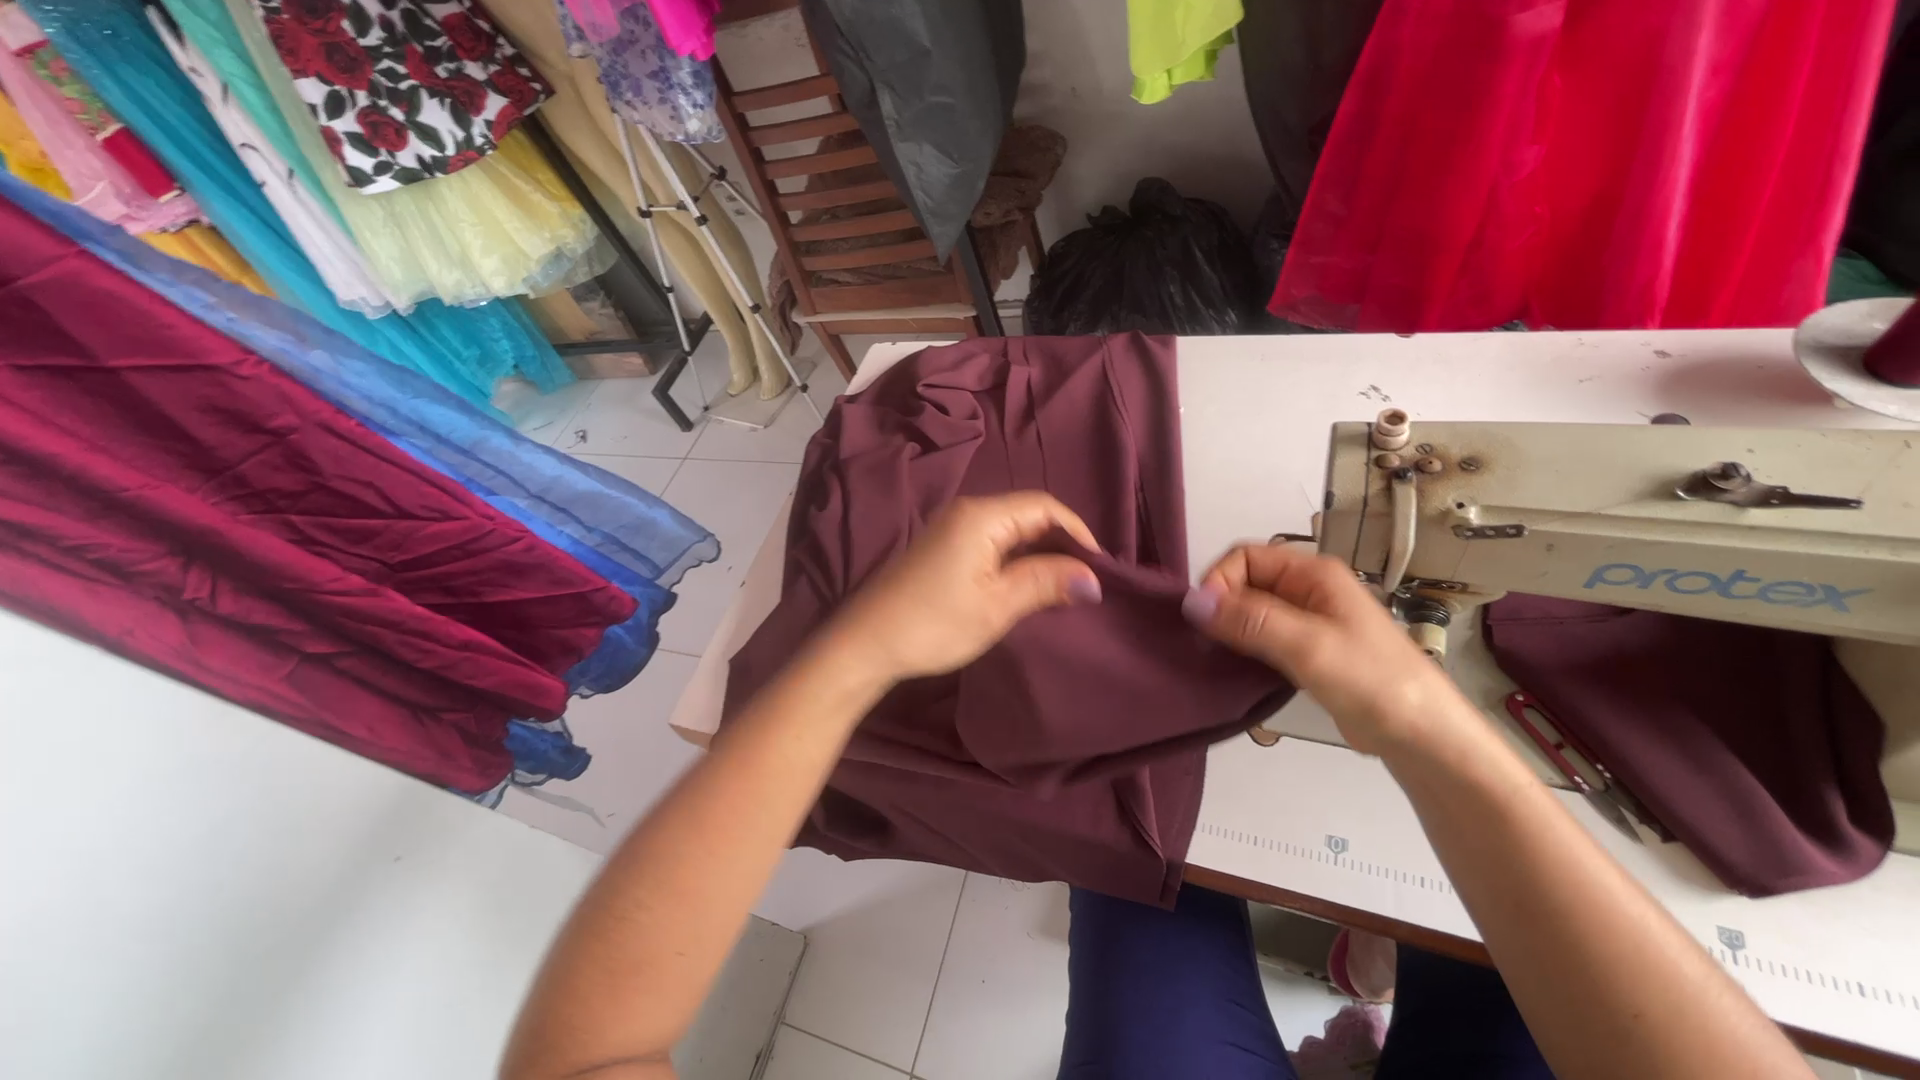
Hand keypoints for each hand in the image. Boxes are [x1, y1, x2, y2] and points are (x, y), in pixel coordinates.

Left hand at [821, 492, 1102, 684]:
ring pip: (1011, 530)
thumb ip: (1045, 583)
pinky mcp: (942, 549)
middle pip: (1029, 514)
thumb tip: (1093, 578)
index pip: (1045, 507)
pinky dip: (1017, 560)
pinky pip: (993, 543)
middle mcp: (967, 512)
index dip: (1078, 532)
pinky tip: (1028, 586)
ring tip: (1064, 586)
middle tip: (1086, 580)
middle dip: (1062, 543)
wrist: (864, 644)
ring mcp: (951, 529)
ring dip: (1041, 553)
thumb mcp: (997, 606)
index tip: (1100, 569)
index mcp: (982, 516)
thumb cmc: (933, 624)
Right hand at [1182, 544, 1464, 754]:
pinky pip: (1263, 638)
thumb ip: (1250, 620)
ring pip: (1252, 612)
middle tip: (1204, 642)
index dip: (1219, 581)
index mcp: (1314, 573)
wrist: (1420, 734)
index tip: (1203, 619)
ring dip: (1230, 629)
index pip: (1246, 556)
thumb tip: (1191, 600)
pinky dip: (1244, 649)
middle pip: (1247, 582)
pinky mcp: (1307, 652)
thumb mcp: (1307, 645)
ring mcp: (1308, 622)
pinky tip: (1234, 669)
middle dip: (1221, 605)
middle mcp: (1309, 590)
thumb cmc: (1372, 681)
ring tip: (1214, 657)